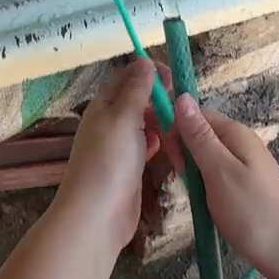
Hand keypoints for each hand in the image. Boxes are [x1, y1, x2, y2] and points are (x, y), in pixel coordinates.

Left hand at [52, 57, 164, 253]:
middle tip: (182, 102)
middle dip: (158, 98)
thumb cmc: (109, 161)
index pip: (126, 77)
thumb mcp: (124, 118)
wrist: (96, 217)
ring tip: (180, 123)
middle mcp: (109, 122)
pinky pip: (146, 146)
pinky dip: (158, 142)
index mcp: (103, 105)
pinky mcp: (129, 168)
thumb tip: (145, 60)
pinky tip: (168, 146)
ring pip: (143, 123)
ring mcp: (118, 146)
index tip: (173, 76)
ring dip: (160, 121)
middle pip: (136, 100)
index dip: (148, 72)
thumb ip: (137, 89)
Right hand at [173, 93, 278, 272]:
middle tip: (185, 183)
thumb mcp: (219, 170)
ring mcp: (246, 165)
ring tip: (197, 198)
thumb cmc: (252, 211)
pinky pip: (218, 176)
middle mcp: (241, 142)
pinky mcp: (247, 185)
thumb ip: (199, 136)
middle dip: (185, 154)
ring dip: (195, 174)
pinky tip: (208, 205)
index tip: (171, 159)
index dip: (177, 132)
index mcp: (234, 132)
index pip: (195, 115)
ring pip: (207, 158)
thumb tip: (182, 96)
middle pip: (201, 135)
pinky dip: (207, 188)